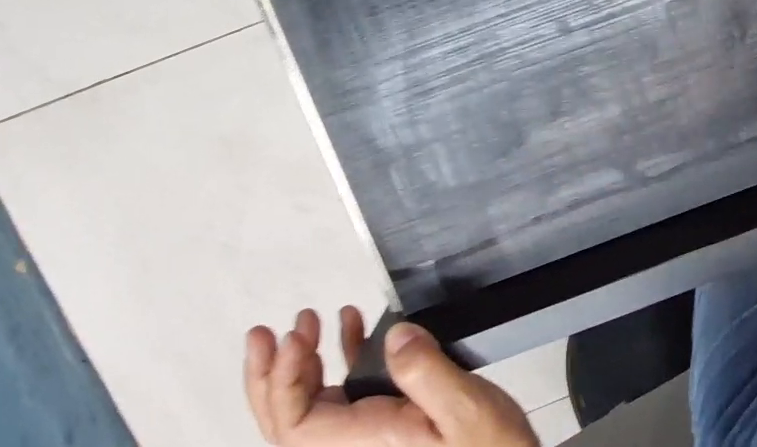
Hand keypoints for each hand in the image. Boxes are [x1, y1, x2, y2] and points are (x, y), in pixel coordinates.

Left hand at [244, 307, 538, 446]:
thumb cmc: (491, 446)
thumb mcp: (464, 410)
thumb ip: (426, 374)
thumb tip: (393, 335)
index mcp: (365, 446)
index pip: (294, 428)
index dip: (282, 383)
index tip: (295, 337)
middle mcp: (356, 445)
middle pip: (288, 423)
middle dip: (271, 377)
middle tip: (266, 333)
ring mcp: (369, 435)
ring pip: (310, 409)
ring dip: (299, 366)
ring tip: (306, 321)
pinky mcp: (387, 422)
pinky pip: (345, 396)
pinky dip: (338, 361)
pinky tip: (349, 325)